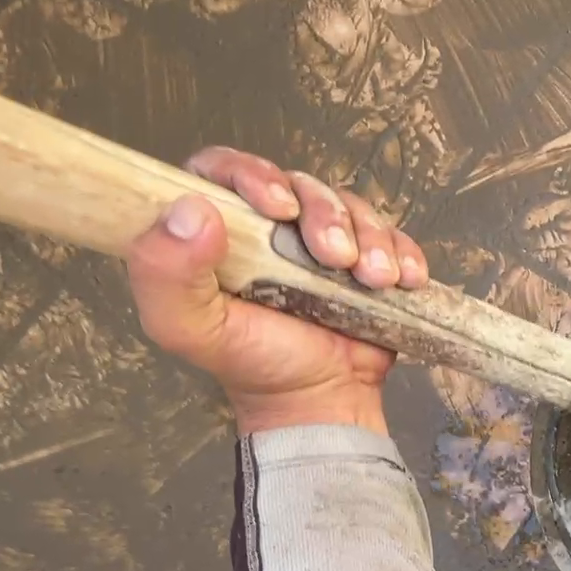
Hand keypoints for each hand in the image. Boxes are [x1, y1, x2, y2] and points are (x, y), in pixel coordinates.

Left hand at [127, 146, 429, 435]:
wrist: (324, 399)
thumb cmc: (255, 362)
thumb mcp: (188, 327)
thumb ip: (165, 272)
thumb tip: (192, 210)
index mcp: (221, 231)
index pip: (226, 171)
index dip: (253, 174)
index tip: (279, 208)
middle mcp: (275, 228)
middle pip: (304, 185)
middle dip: (328, 216)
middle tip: (337, 260)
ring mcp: (330, 244)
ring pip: (355, 210)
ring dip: (372, 241)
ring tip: (376, 281)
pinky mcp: (374, 261)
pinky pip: (396, 237)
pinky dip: (406, 254)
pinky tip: (405, 281)